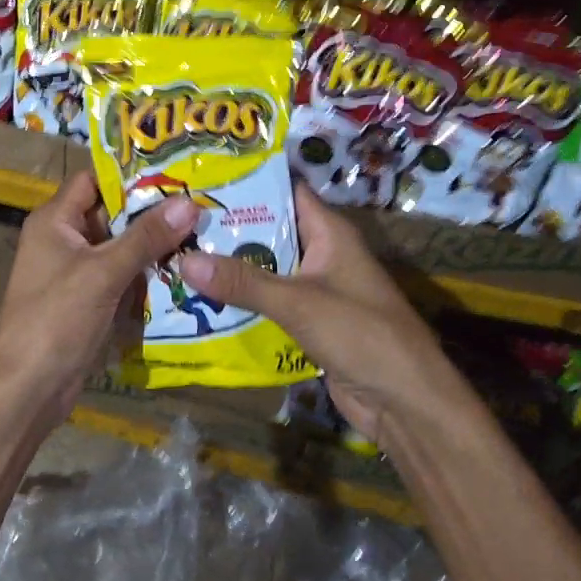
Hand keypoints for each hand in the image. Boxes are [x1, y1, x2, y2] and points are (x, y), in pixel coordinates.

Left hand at [0, 171, 197, 427]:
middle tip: (202, 205)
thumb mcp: (104, 272)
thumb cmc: (57, 318)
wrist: (29, 388)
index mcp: (55, 220)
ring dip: (153, 247)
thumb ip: (146, 236)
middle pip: (111, 214)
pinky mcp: (88, 301)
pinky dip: (145, 276)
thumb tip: (190, 202)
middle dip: (152, 214)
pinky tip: (186, 273)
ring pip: (120, 248)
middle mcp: (62, 239)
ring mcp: (75, 272)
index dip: (131, 176)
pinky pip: (120, 278)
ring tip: (205, 235)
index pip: (94, 181)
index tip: (176, 174)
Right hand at [179, 184, 439, 438]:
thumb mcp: (297, 303)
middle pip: (269, 230)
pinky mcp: (310, 321)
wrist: (405, 403)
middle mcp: (322, 253)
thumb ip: (242, 281)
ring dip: (230, 266)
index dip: (246, 181)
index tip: (200, 177)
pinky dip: (242, 299)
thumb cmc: (361, 335)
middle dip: (227, 227)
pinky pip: (269, 301)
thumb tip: (184, 259)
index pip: (284, 191)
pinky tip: (202, 297)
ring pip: (266, 268)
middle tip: (176, 218)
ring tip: (178, 252)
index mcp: (330, 232)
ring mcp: (316, 289)